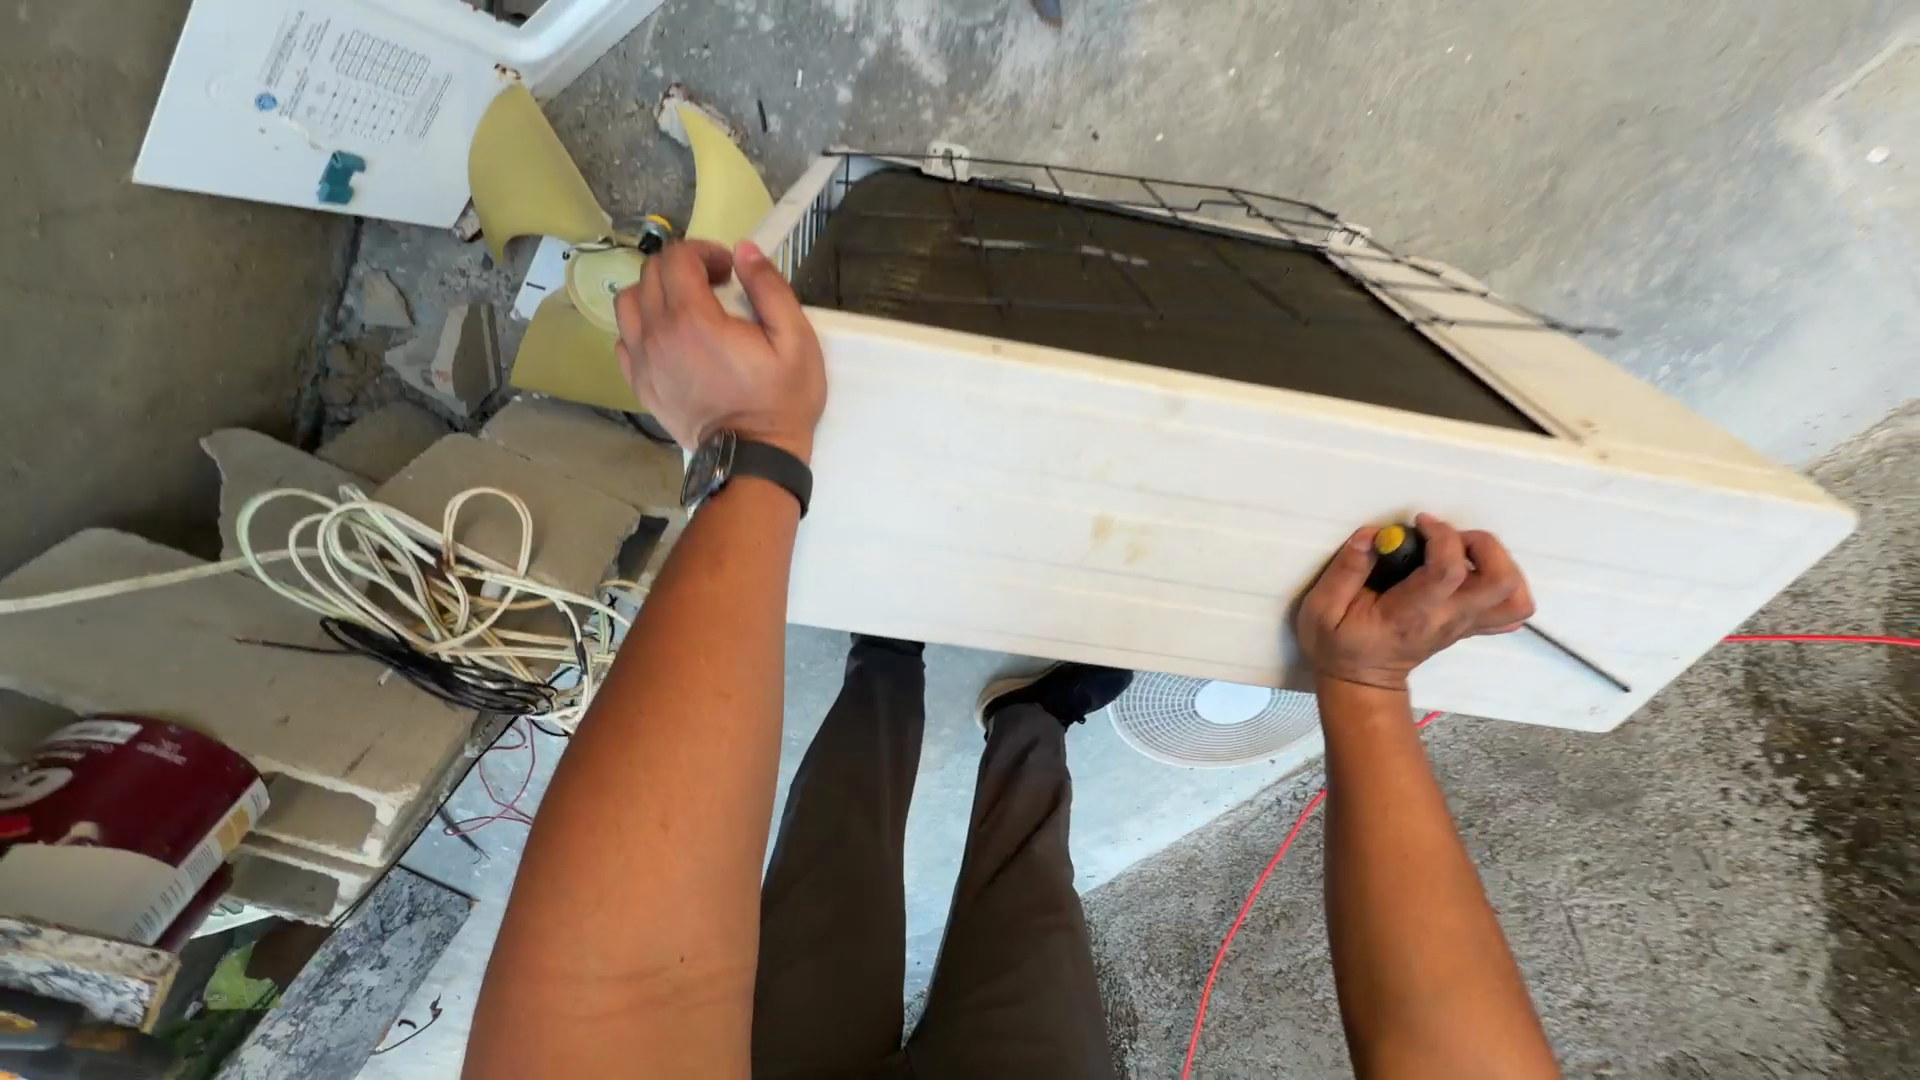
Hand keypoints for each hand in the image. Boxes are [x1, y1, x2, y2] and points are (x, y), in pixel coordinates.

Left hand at [614, 240, 826, 461]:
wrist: (755, 458)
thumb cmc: (781, 401)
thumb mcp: (797, 341)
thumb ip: (770, 289)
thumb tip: (743, 251)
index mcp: (694, 319)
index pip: (677, 258)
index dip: (704, 252)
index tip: (728, 270)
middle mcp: (657, 334)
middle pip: (650, 274)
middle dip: (682, 268)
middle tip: (714, 286)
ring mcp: (643, 362)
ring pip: (628, 303)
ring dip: (656, 294)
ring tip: (686, 309)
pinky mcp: (640, 385)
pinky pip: (625, 340)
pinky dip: (642, 328)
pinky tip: (670, 339)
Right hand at [1296, 513, 1534, 691]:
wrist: (1360, 681)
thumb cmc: (1337, 645)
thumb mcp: (1321, 608)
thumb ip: (1345, 570)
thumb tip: (1372, 534)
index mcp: (1410, 614)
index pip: (1449, 571)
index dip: (1441, 536)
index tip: (1417, 523)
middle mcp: (1447, 619)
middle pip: (1501, 580)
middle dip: (1481, 545)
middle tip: (1445, 537)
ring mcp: (1464, 625)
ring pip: (1516, 595)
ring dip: (1498, 562)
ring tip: (1460, 551)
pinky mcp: (1469, 626)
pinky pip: (1511, 610)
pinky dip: (1506, 586)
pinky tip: (1474, 575)